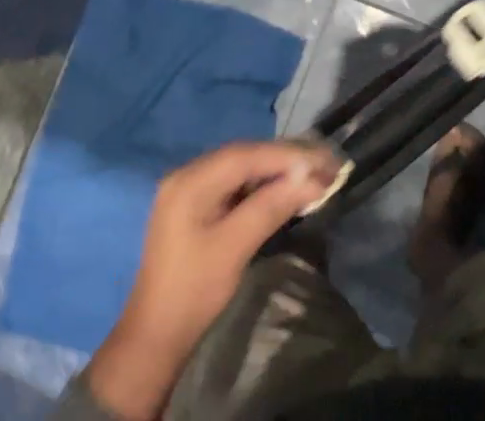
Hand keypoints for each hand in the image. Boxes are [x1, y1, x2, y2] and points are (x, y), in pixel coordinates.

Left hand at [88, 141, 338, 419]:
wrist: (158, 330)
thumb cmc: (195, 290)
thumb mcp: (235, 247)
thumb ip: (271, 207)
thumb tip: (311, 180)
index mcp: (190, 181)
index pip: (245, 155)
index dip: (288, 155)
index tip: (325, 161)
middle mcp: (187, 175)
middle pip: (243, 157)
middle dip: (285, 160)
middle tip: (326, 166)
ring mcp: (189, 190)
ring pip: (240, 169)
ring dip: (276, 172)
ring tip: (314, 176)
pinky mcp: (195, 206)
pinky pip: (233, 185)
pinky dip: (261, 185)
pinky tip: (285, 191)